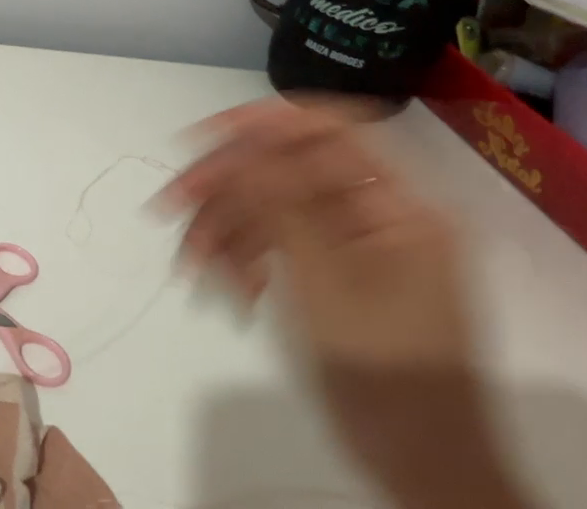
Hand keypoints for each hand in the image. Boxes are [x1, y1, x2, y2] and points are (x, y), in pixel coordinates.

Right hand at [160, 98, 535, 508]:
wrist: (419, 462)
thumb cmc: (382, 369)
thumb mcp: (323, 277)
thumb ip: (282, 199)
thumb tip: (244, 138)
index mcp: (400, 206)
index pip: (329, 130)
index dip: (262, 123)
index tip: (197, 138)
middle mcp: (380, 214)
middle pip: (285, 169)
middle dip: (222, 187)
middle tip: (167, 205)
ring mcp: (356, 245)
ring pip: (269, 208)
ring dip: (221, 231)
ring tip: (192, 268)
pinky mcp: (333, 273)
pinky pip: (275, 244)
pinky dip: (241, 260)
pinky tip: (226, 290)